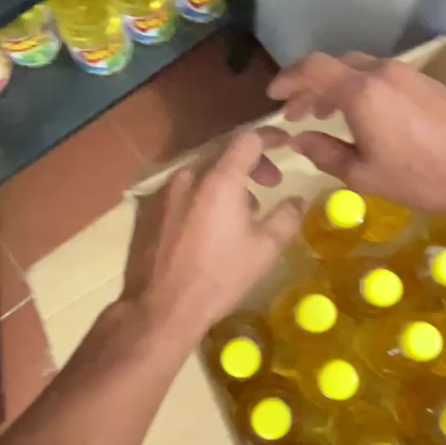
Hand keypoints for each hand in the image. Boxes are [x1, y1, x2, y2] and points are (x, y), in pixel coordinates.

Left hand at [125, 126, 303, 343]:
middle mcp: (188, 176)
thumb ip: (287, 216)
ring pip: (203, 172)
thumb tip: (296, 200)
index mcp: (219, 179)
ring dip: (227, 182)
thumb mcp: (265, 249)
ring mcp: (164, 192)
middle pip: (224, 153)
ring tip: (241, 213)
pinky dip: (204, 195)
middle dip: (252, 164)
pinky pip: (184, 190)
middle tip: (270, 185)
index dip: (271, 137)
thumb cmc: (219, 277)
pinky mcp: (149, 210)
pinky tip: (211, 227)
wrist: (161, 308)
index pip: (247, 139)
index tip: (287, 143)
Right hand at [267, 52, 445, 216]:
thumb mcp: (364, 174)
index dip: (287, 79)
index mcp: (361, 91)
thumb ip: (325, 153)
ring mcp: (407, 73)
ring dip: (336, 87)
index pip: (312, 68)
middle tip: (297, 113)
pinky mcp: (425, 82)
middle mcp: (382, 71)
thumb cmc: (420, 177)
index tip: (274, 97)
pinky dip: (361, 88)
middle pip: (334, 65)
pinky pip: (381, 75)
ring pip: (359, 68)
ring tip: (327, 116)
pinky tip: (364, 117)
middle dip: (310, 85)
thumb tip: (300, 139)